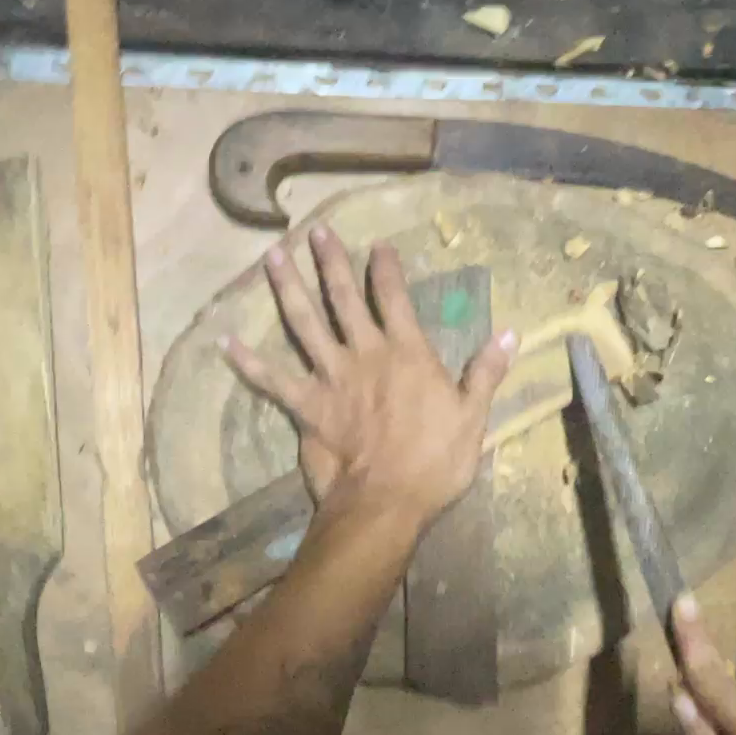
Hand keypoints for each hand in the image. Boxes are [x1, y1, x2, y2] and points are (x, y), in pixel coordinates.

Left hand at [222, 225, 517, 528]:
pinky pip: (272, 381)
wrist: (386, 503)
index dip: (387, 269)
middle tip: (316, 231)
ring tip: (271, 256)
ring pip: (305, 324)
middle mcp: (365, 355)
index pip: (395, 299)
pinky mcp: (306, 407)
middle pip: (344, 299)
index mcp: (407, 354)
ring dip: (288, 288)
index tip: (379, 245)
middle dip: (331, 262)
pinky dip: (248, 363)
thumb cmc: (436, 462)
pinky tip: (225, 342)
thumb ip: (485, 372)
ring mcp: (331, 379)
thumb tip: (510, 334)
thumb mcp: (473, 417)